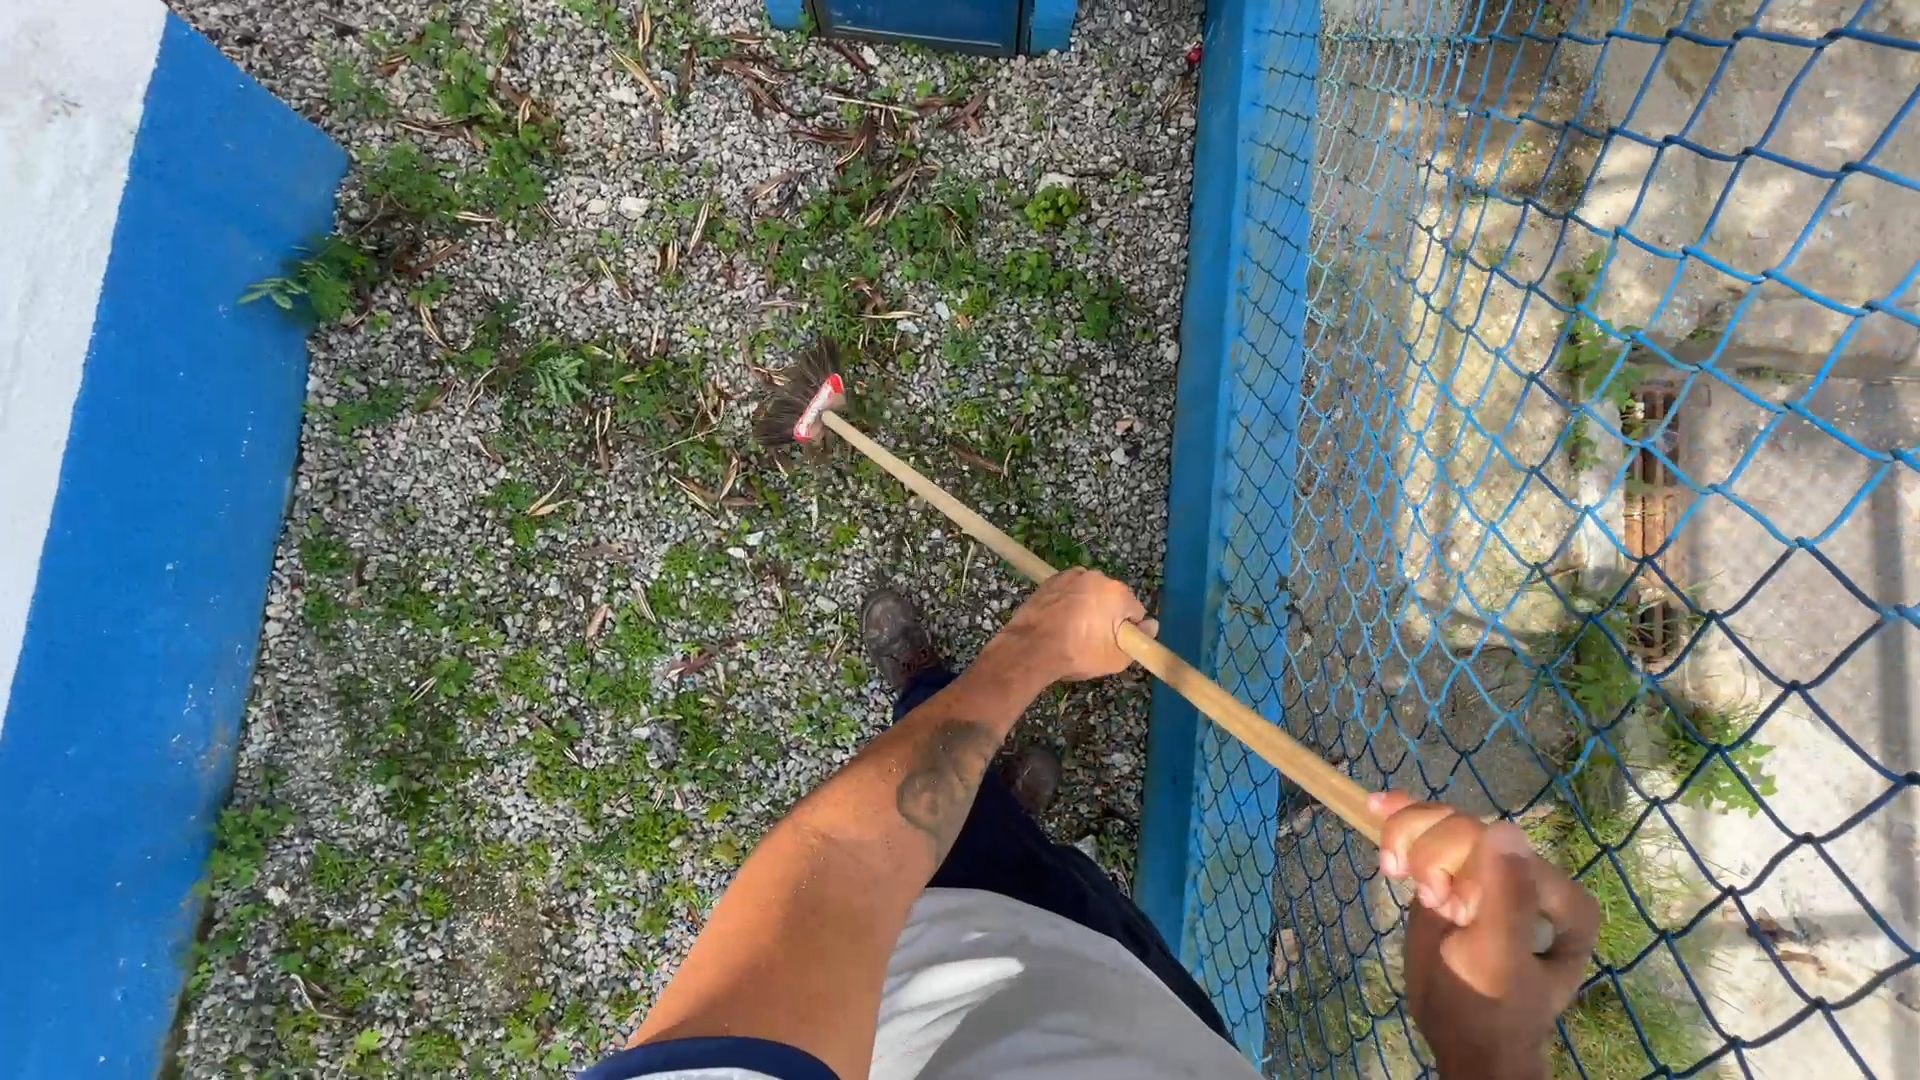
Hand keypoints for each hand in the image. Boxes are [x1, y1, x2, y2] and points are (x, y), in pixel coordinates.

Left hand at [995, 568, 1154, 682]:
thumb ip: (1139, 640)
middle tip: (1093, 639)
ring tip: (1074, 631)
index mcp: (1117, 592)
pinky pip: (1069, 591)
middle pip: (1111, 598)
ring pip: (1089, 593)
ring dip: (1087, 606)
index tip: (1113, 644)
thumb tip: (1151, 625)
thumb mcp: (1116, 657)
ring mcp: (1070, 576)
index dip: (1127, 630)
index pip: (1135, 611)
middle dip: (1107, 615)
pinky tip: (1060, 621)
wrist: (1031, 647)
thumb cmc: (1078, 653)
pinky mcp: (1050, 581)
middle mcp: (1096, 577)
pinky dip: (1068, 602)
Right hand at [1372, 792, 1599, 1079]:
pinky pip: (1425, 828)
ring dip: (1404, 837)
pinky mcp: (1452, 871)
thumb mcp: (1496, 957)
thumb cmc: (1486, 1008)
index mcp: (1560, 897)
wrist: (1461, 1038)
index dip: (1456, 864)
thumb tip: (1506, 828)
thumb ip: (1505, 896)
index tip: (1439, 904)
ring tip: (1395, 873)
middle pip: (1463, 827)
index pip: (1496, 844)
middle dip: (1427, 854)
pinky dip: (1398, 819)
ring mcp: (1486, 870)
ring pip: (1439, 821)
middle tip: (1427, 900)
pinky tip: (1376, 808)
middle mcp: (1529, 875)